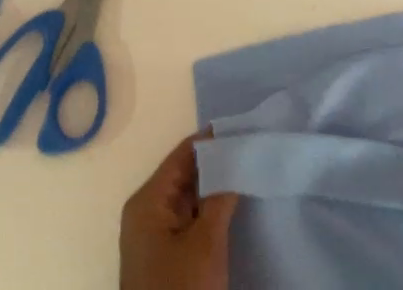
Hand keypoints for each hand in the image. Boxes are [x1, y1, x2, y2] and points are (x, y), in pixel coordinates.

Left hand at [119, 133, 238, 289]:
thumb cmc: (181, 287)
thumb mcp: (206, 241)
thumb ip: (221, 195)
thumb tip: (236, 157)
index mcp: (148, 200)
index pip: (185, 153)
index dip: (216, 139)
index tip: (249, 128)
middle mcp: (146, 210)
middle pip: (186, 172)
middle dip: (220, 161)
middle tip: (257, 147)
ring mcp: (153, 232)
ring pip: (189, 195)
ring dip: (217, 185)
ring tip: (253, 168)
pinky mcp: (163, 251)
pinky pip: (189, 216)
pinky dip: (211, 207)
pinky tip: (236, 202)